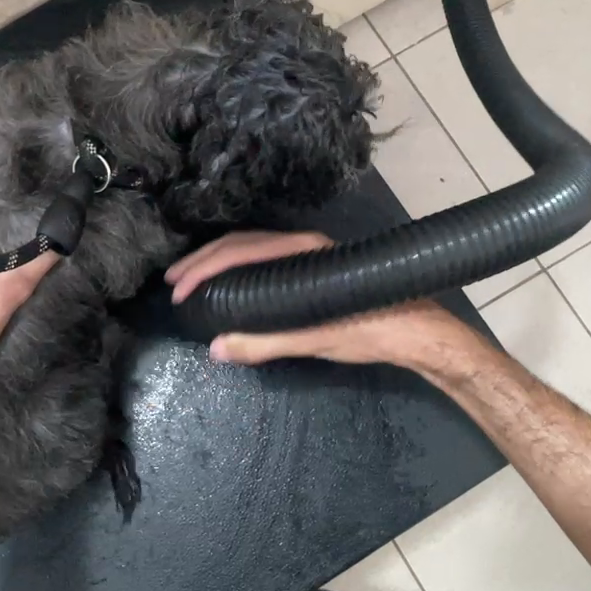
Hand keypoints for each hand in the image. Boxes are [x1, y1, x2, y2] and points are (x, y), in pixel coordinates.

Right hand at [165, 231, 476, 369]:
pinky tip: (228, 283)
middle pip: (241, 243)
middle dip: (202, 260)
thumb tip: (216, 347)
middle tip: (172, 281)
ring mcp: (310, 252)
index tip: (178, 290)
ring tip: (191, 280)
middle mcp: (304, 243)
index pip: (240, 251)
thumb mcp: (316, 340)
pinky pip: (264, 258)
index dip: (203, 268)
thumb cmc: (371, 331)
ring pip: (252, 248)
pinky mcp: (315, 266)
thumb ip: (265, 344)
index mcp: (302, 250)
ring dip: (218, 262)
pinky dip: (237, 267)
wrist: (418, 332)